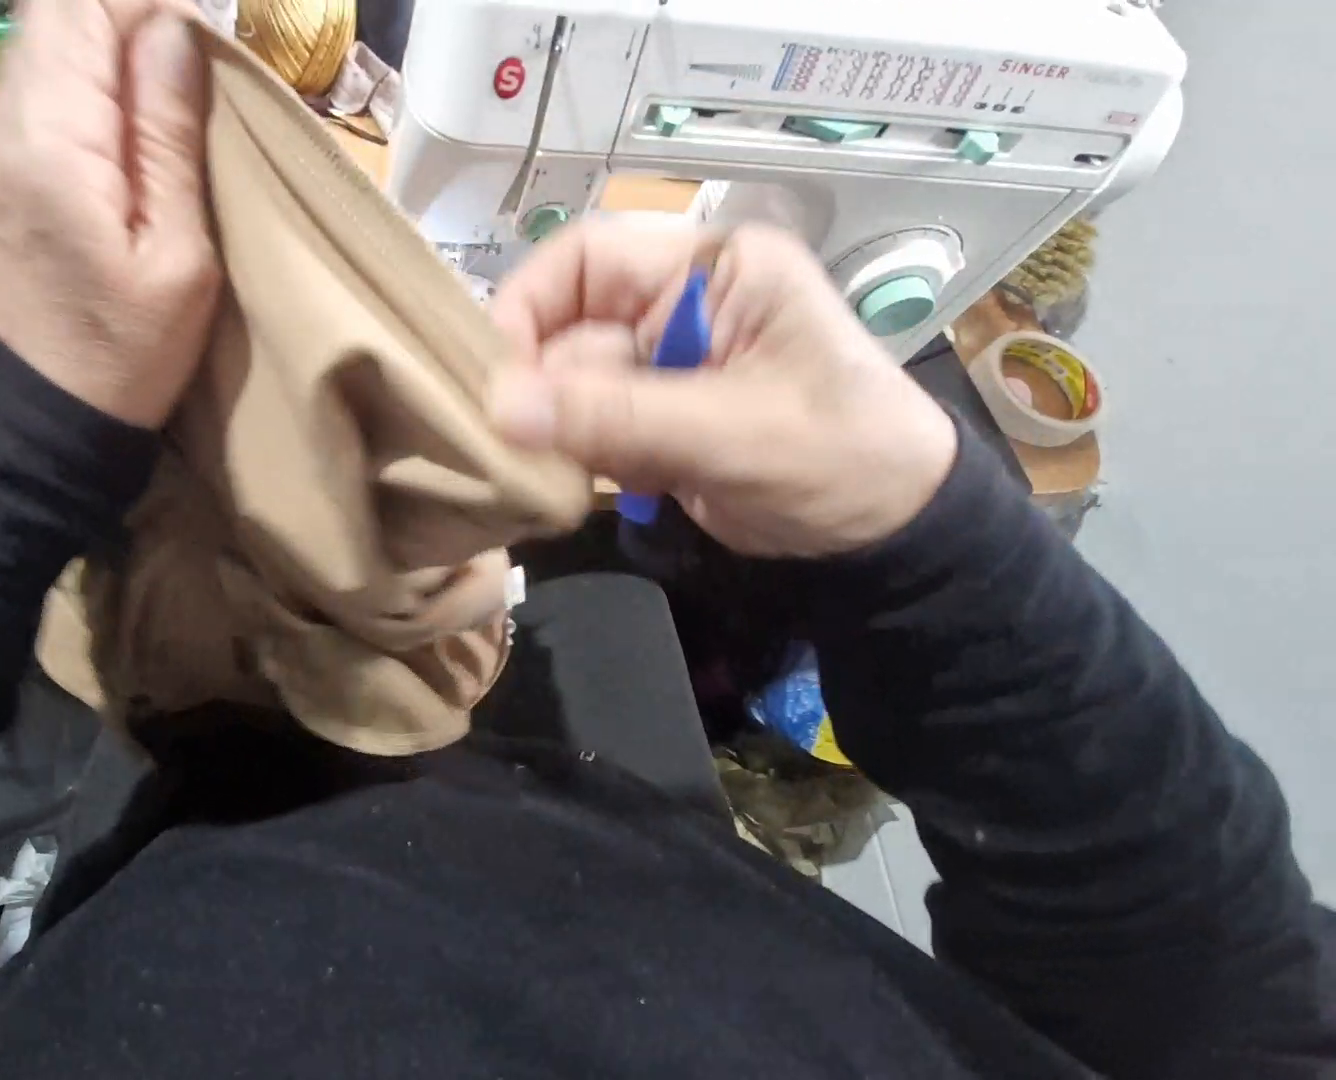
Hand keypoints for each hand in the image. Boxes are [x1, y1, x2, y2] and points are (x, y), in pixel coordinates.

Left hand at [0, 0, 218, 428]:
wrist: (52, 418)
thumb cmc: (130, 350)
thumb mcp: (178, 255)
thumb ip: (169, 136)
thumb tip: (173, 30)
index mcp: (49, 141)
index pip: (81, 8)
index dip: (145, 9)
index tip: (200, 51)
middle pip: (55, 19)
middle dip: (127, 29)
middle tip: (188, 86)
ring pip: (42, 54)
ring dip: (107, 64)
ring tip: (164, 116)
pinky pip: (33, 97)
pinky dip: (83, 96)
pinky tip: (122, 144)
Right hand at [486, 221, 957, 557]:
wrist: (882, 537)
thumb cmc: (837, 456)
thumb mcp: (731, 430)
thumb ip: (615, 416)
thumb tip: (497, 408)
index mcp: (709, 271)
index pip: (588, 257)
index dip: (529, 304)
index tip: (492, 374)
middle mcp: (674, 310)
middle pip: (567, 332)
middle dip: (539, 391)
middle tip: (506, 446)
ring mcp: (657, 371)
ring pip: (567, 390)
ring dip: (551, 434)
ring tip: (540, 475)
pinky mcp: (648, 424)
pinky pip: (583, 432)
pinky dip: (570, 461)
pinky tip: (568, 489)